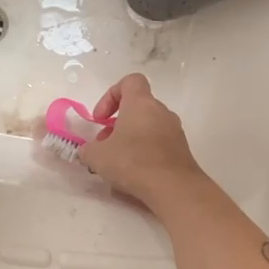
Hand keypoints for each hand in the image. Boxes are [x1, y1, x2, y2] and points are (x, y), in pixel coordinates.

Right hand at [77, 73, 202, 208]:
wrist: (172, 187)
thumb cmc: (132, 162)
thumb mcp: (96, 156)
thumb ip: (88, 149)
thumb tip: (88, 150)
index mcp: (141, 103)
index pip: (130, 81)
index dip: (111, 95)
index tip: (101, 118)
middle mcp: (160, 111)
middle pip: (137, 107)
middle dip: (116, 124)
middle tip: (104, 145)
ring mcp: (174, 130)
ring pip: (146, 126)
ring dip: (129, 138)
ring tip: (117, 162)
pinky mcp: (180, 148)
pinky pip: (157, 142)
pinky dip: (143, 151)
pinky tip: (133, 172)